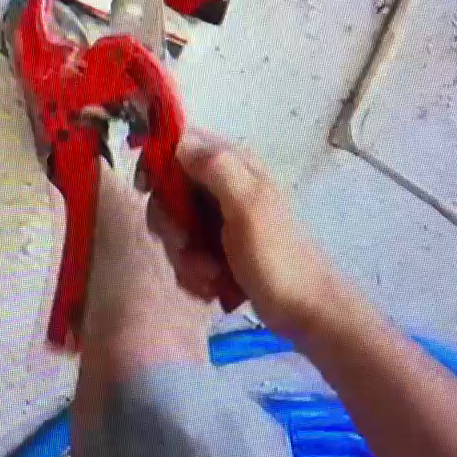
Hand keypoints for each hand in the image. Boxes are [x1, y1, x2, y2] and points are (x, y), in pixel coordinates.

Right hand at [146, 130, 343, 338]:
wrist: (308, 316)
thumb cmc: (278, 259)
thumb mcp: (248, 207)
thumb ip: (216, 169)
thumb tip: (177, 141)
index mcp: (232, 164)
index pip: (178, 142)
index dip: (156, 162)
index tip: (147, 189)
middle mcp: (222, 184)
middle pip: (168, 189)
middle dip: (171, 223)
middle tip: (185, 245)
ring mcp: (219, 217)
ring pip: (174, 224)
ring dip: (184, 254)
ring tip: (210, 275)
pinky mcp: (217, 246)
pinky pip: (185, 250)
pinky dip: (193, 270)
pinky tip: (212, 285)